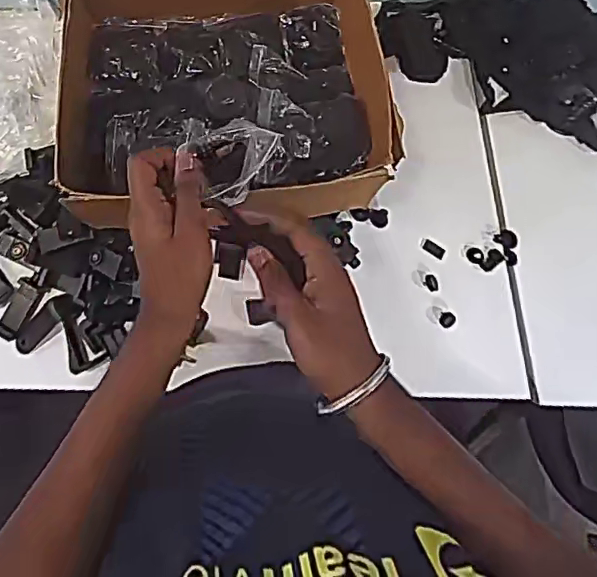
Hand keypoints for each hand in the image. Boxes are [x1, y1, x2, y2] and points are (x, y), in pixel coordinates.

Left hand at [126, 149, 213, 336]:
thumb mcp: (193, 228)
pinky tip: (202, 222)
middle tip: (200, 185)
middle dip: (179, 172)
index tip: (188, 164)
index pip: (141, 161)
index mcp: (145, 208)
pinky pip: (168, 208)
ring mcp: (147, 224)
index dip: (165, 155)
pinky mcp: (156, 234)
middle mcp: (141, 213)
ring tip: (204, 205)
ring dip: (185, 191)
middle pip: (151, 173)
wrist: (170, 312)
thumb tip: (187, 160)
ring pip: (162, 190)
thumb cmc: (179, 279)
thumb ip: (189, 191)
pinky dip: (186, 207)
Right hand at [245, 211, 382, 402]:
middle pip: (295, 234)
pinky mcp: (322, 295)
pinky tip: (263, 277)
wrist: (356, 384)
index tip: (243, 212)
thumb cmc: (336, 356)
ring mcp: (326, 281)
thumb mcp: (296, 317)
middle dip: (266, 226)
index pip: (294, 226)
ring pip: (296, 252)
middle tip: (240, 224)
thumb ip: (275, 281)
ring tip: (246, 246)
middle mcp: (329, 269)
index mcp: (326, 266)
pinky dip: (278, 267)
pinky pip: (298, 269)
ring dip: (271, 247)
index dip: (266, 215)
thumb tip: (258, 252)